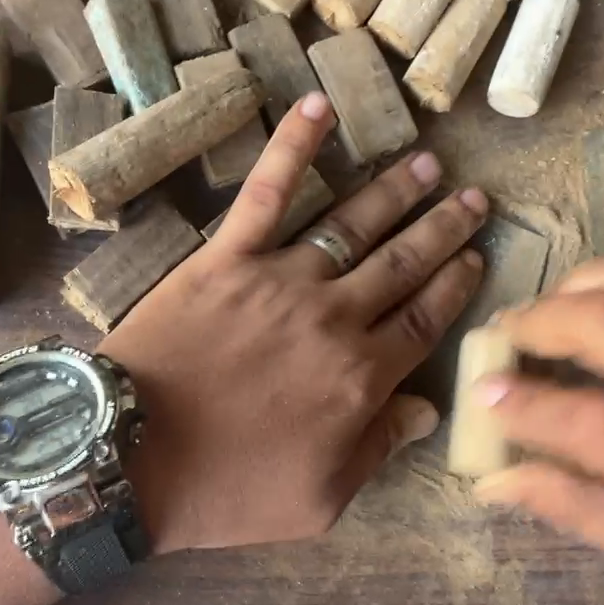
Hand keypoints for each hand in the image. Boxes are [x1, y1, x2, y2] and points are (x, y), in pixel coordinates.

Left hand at [100, 93, 489, 554]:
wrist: (128, 461)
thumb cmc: (226, 490)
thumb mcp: (319, 500)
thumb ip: (378, 449)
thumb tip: (426, 410)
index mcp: (360, 377)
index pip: (424, 321)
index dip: (454, 286)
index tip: (474, 258)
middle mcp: (334, 317)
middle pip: (402, 264)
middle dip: (442, 230)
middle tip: (472, 199)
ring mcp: (280, 279)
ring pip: (353, 224)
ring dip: (394, 191)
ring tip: (427, 163)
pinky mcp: (226, 257)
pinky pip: (266, 192)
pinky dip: (294, 145)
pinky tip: (318, 104)